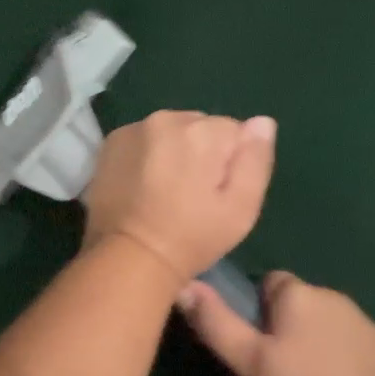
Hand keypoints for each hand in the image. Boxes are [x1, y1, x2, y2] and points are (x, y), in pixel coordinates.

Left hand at [82, 110, 276, 281]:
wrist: (128, 257)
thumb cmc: (192, 237)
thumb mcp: (241, 208)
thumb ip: (255, 159)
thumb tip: (262, 121)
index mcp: (204, 131)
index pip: (234, 131)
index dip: (231, 163)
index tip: (217, 192)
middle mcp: (168, 118)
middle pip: (200, 126)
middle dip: (202, 152)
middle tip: (193, 194)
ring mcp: (135, 127)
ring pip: (170, 131)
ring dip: (174, 151)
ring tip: (167, 190)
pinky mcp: (112, 140)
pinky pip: (143, 138)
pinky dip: (148, 154)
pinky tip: (144, 184)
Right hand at [179, 270, 374, 375]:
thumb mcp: (253, 366)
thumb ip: (217, 325)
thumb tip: (184, 283)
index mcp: (299, 294)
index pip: (266, 283)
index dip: (251, 314)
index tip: (247, 351)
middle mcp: (334, 299)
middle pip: (292, 312)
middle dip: (277, 342)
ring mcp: (368, 328)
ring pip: (321, 336)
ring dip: (307, 359)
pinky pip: (350, 357)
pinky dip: (338, 375)